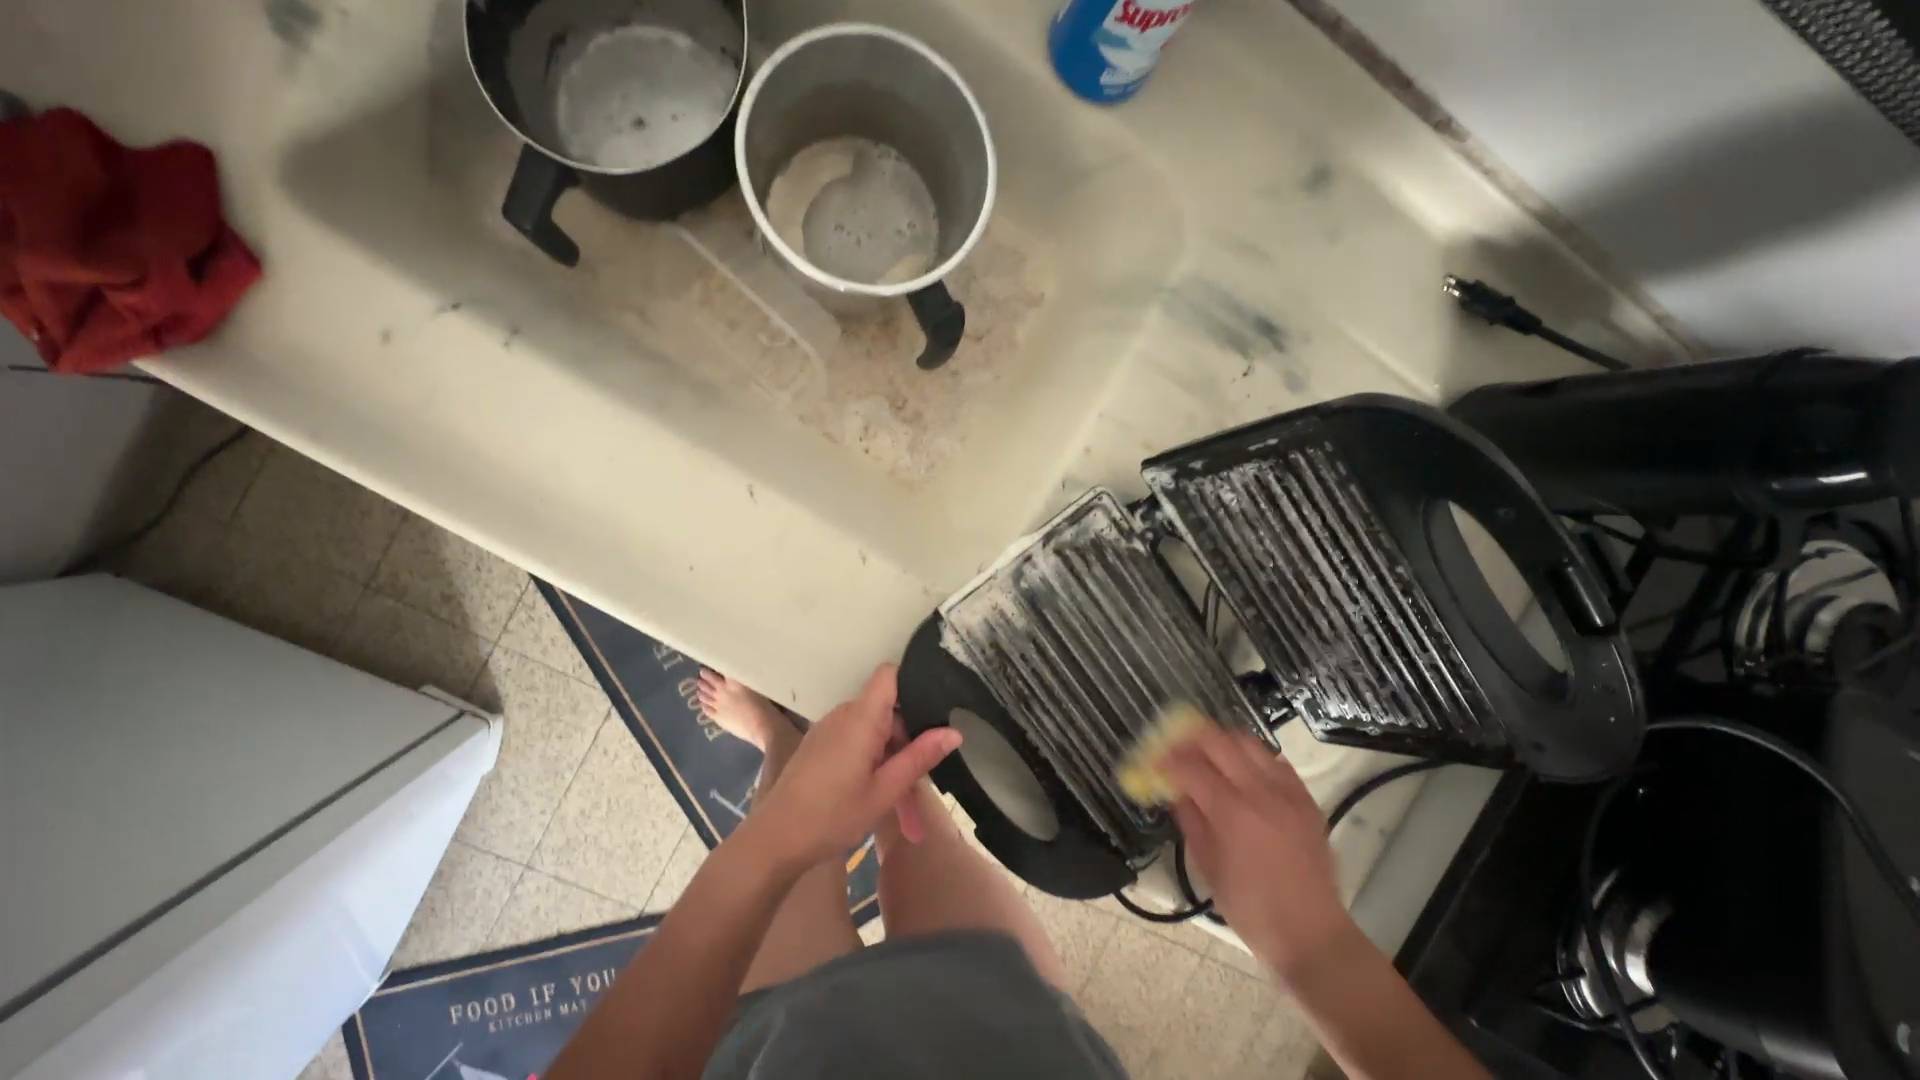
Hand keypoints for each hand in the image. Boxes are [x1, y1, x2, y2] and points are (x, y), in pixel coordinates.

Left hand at [748, 664, 960, 866]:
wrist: (775, 840)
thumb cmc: (833, 816)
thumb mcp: (884, 791)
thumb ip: (919, 758)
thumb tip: (954, 732)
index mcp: (860, 717)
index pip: (889, 674)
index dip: (913, 684)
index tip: (934, 715)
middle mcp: (843, 715)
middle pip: (887, 710)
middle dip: (907, 740)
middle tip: (919, 781)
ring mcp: (828, 730)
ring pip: (872, 730)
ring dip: (890, 756)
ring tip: (899, 798)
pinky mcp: (818, 746)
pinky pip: (854, 741)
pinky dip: (871, 760)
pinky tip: (874, 794)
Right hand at [1160, 727, 1356, 982]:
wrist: (1311, 933)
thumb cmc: (1251, 909)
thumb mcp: (1208, 867)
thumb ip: (1191, 821)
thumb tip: (1176, 792)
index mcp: (1233, 813)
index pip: (1190, 767)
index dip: (1165, 760)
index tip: (1152, 762)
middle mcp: (1262, 792)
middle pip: (1220, 741)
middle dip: (1191, 739)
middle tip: (1175, 747)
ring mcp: (1289, 792)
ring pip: (1250, 743)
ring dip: (1222, 742)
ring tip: (1206, 754)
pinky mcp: (1307, 799)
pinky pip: (1276, 762)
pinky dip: (1253, 758)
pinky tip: (1242, 773)